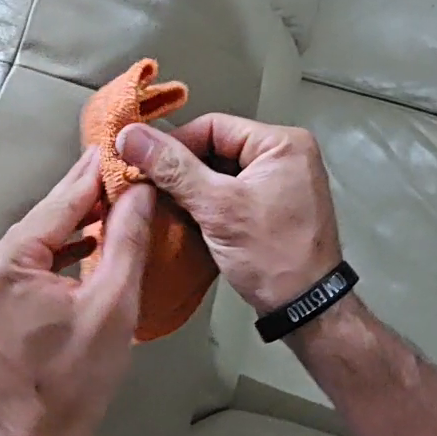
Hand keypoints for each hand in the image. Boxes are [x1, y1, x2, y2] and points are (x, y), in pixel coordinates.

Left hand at [0, 149, 153, 435]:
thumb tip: (139, 190)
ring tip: (110, 200)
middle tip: (116, 167)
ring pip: (33, 242)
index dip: (91, 177)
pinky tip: (84, 240)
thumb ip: (126, 239)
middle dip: (81, 197)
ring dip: (70, 224)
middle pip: (42, 221)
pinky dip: (54, 252)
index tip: (114, 148)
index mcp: (2, 266)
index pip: (57, 208)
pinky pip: (23, 264)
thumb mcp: (113, 304)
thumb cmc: (80, 378)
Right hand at [116, 115, 340, 315]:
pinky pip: (232, 192)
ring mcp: (281, 181)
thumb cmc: (272, 255)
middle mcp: (286, 154)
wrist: (307, 309)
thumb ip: (173, 169)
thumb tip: (129, 136)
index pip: (213, 126)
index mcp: (282, 142)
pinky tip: (185, 217)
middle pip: (216, 147)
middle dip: (181, 169)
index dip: (174, 144)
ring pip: (221, 171)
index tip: (141, 164)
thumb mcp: (217, 207)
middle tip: (146, 187)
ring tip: (161, 204)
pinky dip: (207, 203)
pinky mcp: (273, 206)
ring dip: (191, 188)